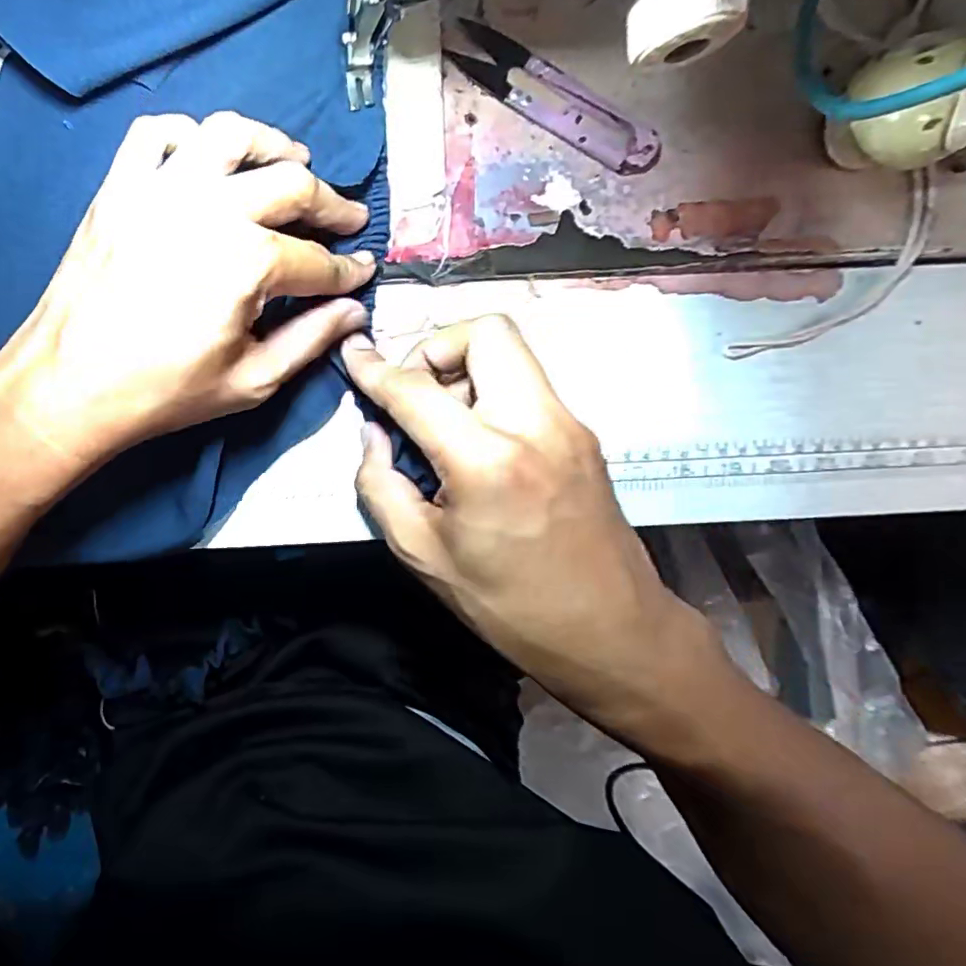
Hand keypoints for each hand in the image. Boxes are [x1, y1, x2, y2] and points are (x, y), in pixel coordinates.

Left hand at [0, 111, 375, 478]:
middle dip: (332, 204)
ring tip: (294, 161)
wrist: (70, 386)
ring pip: (230, 136)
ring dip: (272, 145)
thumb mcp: (251, 380)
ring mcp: (159, 190)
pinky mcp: (120, 188)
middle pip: (290, 186)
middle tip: (348, 217)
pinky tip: (207, 157)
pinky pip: (155, 134)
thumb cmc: (164, 392)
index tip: (364, 270)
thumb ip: (310, 339)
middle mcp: (210, 210)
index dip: (348, 269)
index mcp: (247, 263)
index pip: (316, 261)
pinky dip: (189, 135)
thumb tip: (354, 310)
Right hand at [341, 316, 736, 731]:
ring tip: (443, 423)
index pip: (418, 387)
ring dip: (466, 369)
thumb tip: (374, 435)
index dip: (375, 368)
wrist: (611, 633)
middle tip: (415, 393)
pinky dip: (492, 393)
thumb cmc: (510, 607)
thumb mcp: (424, 555)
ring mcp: (569, 424)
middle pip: (486, 331)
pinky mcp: (583, 435)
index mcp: (487, 460)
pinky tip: (477, 443)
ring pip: (511, 353)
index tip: (353, 354)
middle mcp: (535, 424)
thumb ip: (382, 485)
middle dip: (436, 346)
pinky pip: (528, 386)